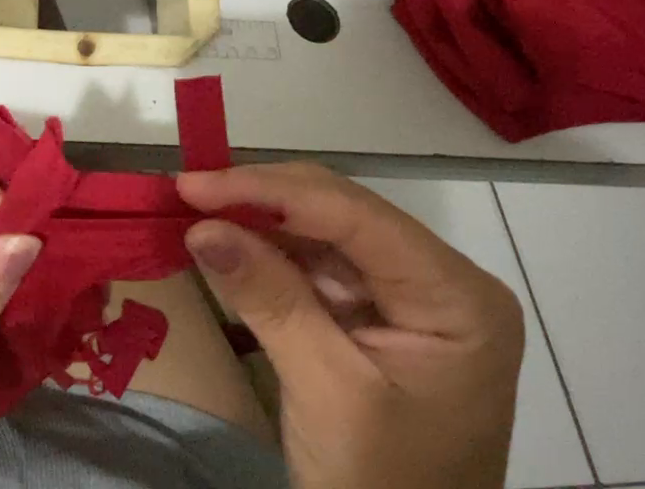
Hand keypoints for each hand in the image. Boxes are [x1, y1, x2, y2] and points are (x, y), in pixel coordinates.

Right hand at [179, 164, 524, 488]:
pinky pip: (315, 263)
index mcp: (457, 296)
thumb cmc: (384, 487)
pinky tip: (227, 242)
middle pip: (340, 211)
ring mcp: (407, 294)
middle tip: (186, 194)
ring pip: (321, 230)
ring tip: (194, 211)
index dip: (270, 190)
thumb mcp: (327, 393)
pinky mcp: (376, 312)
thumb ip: (269, 300)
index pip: (355, 215)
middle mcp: (439, 278)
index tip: (194, 185)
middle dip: (261, 199)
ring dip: (257, 220)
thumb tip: (200, 227)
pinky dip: (266, 252)